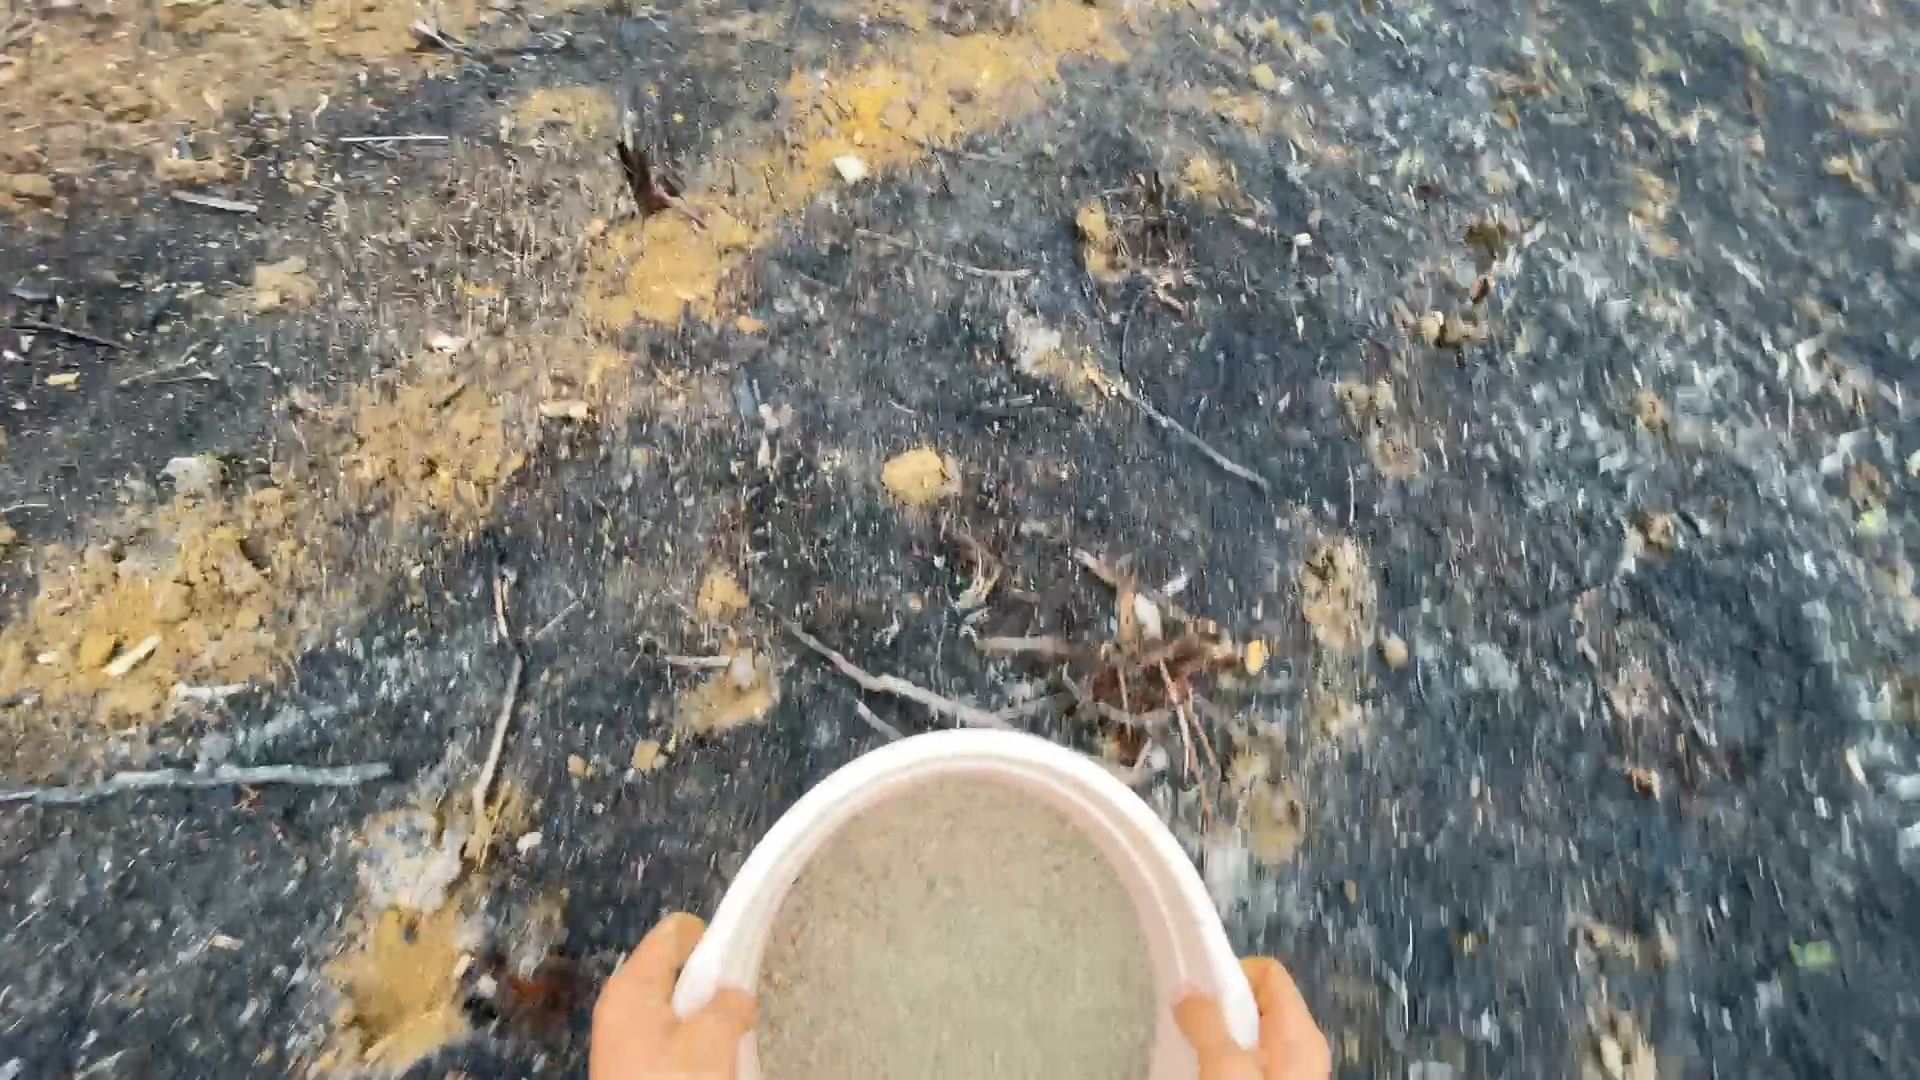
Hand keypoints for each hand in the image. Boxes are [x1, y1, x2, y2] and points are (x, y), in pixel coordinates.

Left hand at [590, 913, 758, 1079]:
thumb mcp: (714, 1038)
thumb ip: (732, 1001)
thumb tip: (736, 997)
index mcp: (632, 986)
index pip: (675, 931)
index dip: (711, 937)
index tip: (736, 964)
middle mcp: (621, 1004)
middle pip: (677, 966)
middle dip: (711, 982)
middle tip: (732, 1009)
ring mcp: (623, 1039)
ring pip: (677, 1003)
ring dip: (706, 1015)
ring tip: (723, 1042)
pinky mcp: (631, 1068)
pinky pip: (670, 1034)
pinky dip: (693, 1040)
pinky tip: (707, 1066)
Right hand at [1175, 956, 1331, 1079]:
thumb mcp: (1226, 1066)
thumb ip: (1204, 1021)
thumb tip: (1185, 986)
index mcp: (1301, 1032)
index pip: (1267, 970)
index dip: (1232, 973)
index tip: (1202, 996)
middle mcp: (1301, 1048)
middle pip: (1254, 999)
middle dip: (1218, 1005)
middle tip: (1191, 1024)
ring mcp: (1290, 1074)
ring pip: (1246, 1032)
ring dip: (1215, 1035)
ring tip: (1194, 1050)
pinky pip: (1245, 1059)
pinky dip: (1222, 1059)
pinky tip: (1203, 1070)